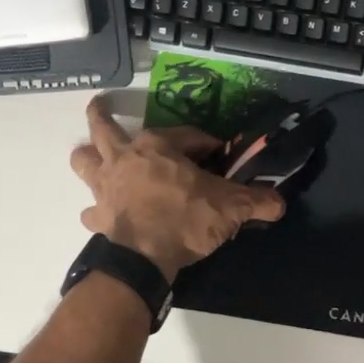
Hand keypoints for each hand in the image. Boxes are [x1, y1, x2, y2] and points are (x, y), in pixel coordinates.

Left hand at [69, 95, 285, 280]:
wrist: (145, 258)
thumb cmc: (186, 220)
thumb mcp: (230, 208)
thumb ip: (256, 201)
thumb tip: (279, 202)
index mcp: (158, 147)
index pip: (186, 135)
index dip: (205, 142)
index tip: (218, 152)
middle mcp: (125, 158)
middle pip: (106, 128)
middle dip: (102, 115)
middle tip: (100, 104)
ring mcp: (106, 186)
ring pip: (84, 160)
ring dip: (87, 156)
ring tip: (92, 155)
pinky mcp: (98, 216)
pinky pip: (90, 210)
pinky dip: (95, 210)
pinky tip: (101, 213)